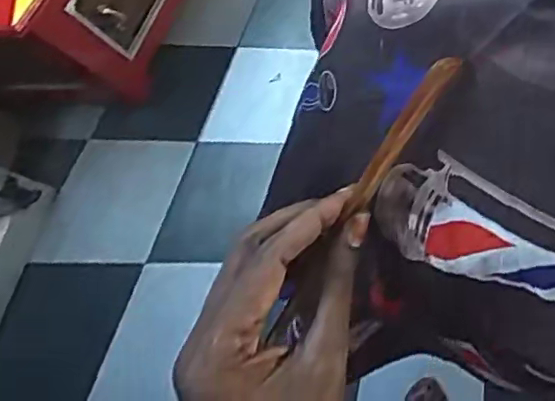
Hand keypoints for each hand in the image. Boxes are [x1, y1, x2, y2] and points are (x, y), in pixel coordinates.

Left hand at [174, 189, 367, 400]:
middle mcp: (198, 336)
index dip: (309, 221)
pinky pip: (246, 282)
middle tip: (343, 202)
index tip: (347, 196)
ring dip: (289, 233)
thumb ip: (338, 285)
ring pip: (243, 260)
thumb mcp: (324, 359)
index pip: (264, 260)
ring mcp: (202, 339)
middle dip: (298, 219)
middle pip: (246, 251)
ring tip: (332, 218)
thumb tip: (356, 224)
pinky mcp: (215, 342)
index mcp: (217, 347)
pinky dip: (280, 258)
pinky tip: (312, 249)